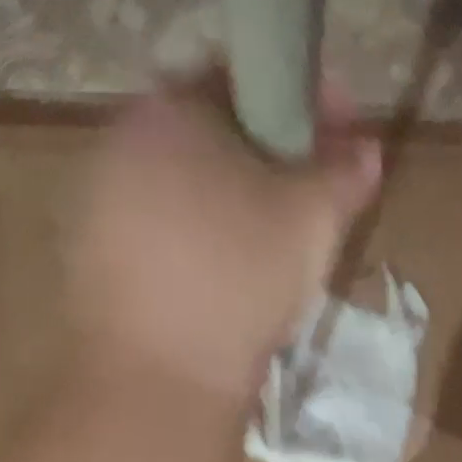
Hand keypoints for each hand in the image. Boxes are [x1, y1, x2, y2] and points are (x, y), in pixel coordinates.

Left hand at [69, 75, 381, 397]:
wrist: (158, 380)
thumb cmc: (240, 278)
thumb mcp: (313, 219)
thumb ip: (344, 173)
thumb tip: (365, 149)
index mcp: (171, 112)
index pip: (247, 81)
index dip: (304, 104)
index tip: (344, 137)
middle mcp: (122, 146)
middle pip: (213, 137)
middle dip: (271, 159)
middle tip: (318, 196)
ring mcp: (99, 207)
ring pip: (189, 192)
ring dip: (237, 207)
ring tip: (283, 248)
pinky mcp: (95, 265)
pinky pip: (166, 238)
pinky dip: (205, 246)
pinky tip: (235, 284)